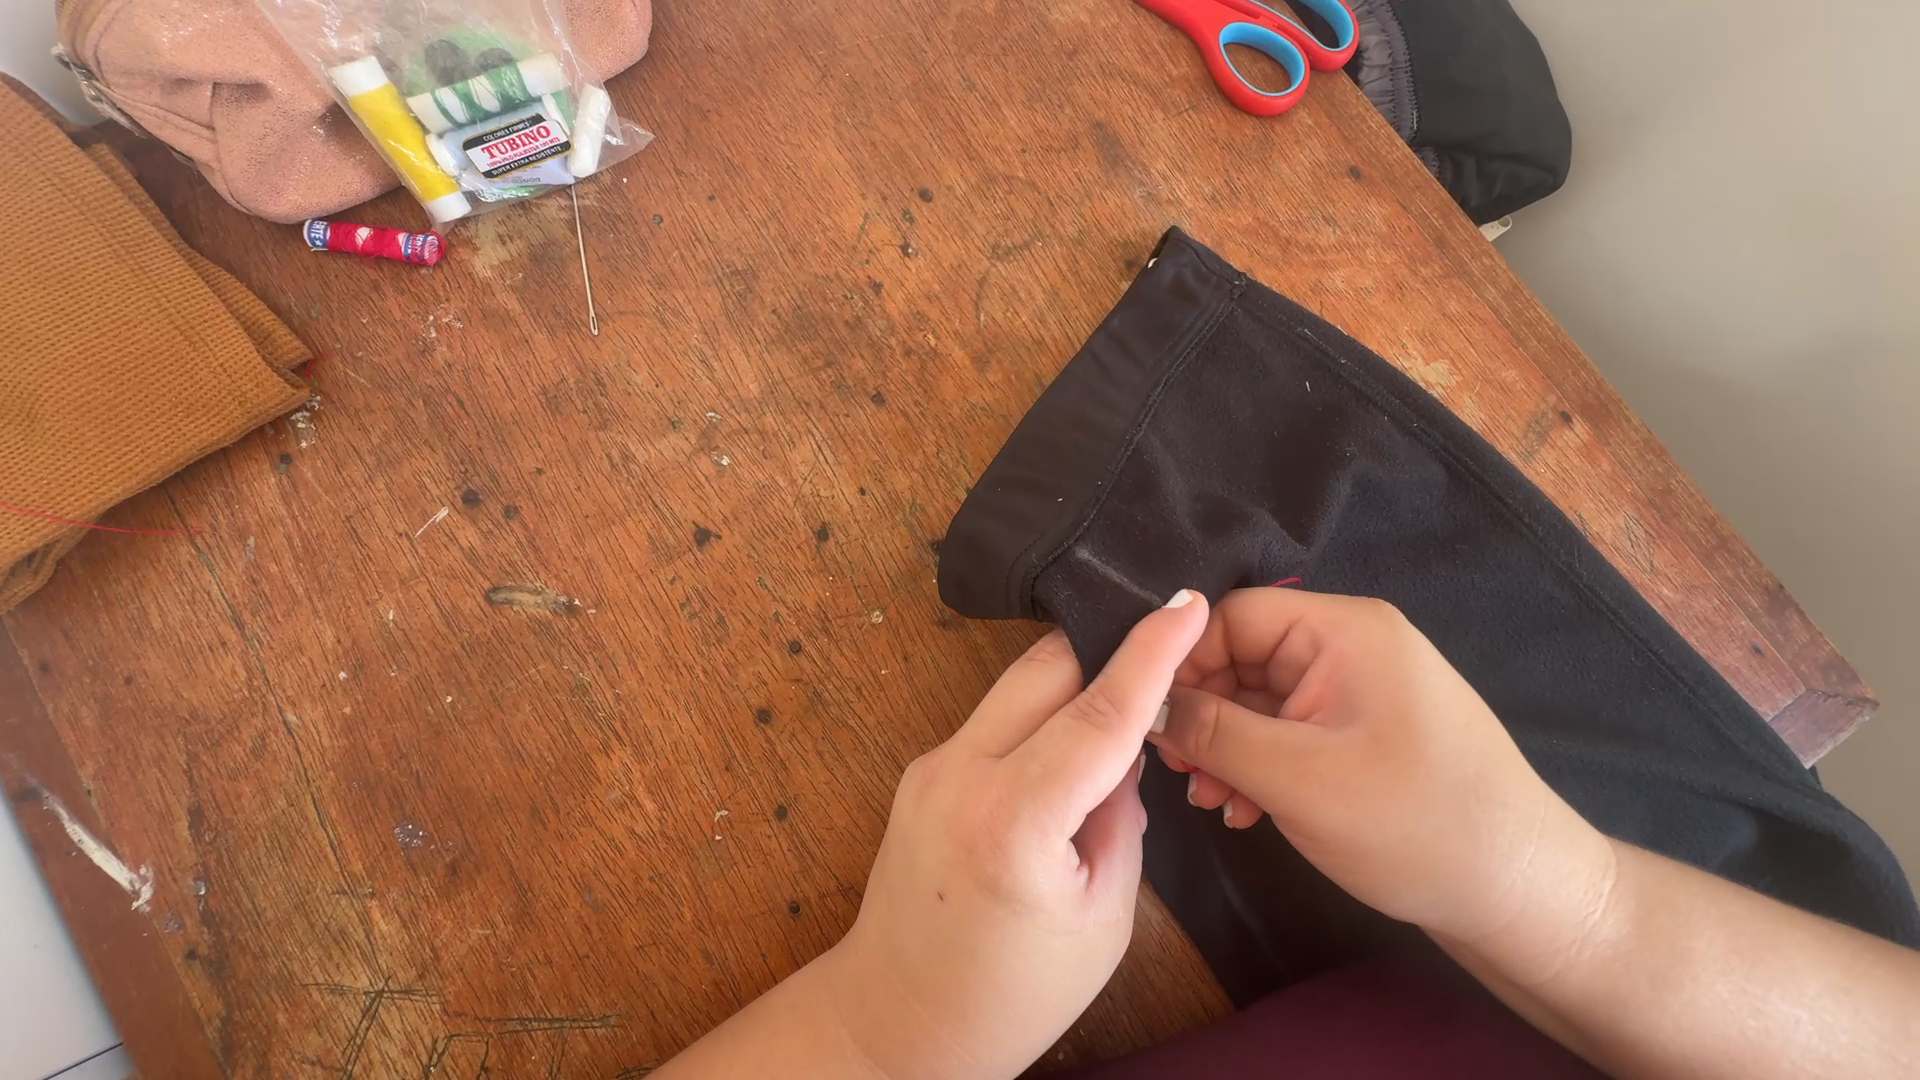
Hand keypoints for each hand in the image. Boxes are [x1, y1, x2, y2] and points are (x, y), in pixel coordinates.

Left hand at [825, 590, 1208, 1079]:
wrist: (897, 1017)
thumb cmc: (1013, 991)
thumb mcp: (1101, 916)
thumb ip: (1120, 815)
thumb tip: (1127, 748)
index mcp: (1012, 820)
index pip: (1098, 714)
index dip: (1150, 652)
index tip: (1185, 602)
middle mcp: (960, 771)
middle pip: (1044, 669)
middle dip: (1104, 650)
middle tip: (1156, 656)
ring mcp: (931, 763)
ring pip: (1016, 685)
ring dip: (1071, 682)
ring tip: (1115, 716)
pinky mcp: (922, 767)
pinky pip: (994, 716)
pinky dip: (1038, 715)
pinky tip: (1062, 750)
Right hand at [1149, 588, 1610, 946]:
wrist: (1525, 900)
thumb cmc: (1414, 823)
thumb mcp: (1297, 777)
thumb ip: (1209, 730)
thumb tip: (1143, 702)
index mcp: (1342, 629)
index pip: (1231, 616)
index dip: (1183, 662)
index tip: (1151, 718)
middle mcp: (1344, 647)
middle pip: (1239, 659)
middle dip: (1202, 715)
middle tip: (1176, 770)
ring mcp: (1350, 691)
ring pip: (1253, 701)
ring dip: (1222, 748)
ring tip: (1210, 799)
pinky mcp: (1352, 732)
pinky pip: (1280, 731)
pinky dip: (1253, 765)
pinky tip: (1242, 809)